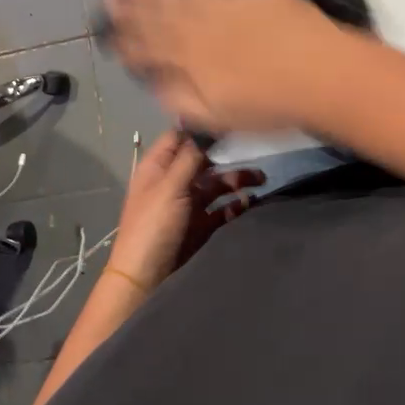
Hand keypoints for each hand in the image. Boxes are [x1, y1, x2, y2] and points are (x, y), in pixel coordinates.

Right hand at [103, 0, 360, 133]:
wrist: (322, 73)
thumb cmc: (272, 104)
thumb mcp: (218, 116)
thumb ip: (180, 99)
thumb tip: (154, 83)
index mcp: (189, 60)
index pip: (148, 46)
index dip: (126, 37)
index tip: (108, 29)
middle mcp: (198, 25)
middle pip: (156, 11)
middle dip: (129, 1)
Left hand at [108, 131, 265, 288]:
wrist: (144, 281)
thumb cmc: (153, 227)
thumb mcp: (170, 187)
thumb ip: (189, 158)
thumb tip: (204, 129)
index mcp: (158, 167)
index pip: (180, 138)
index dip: (202, 131)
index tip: (231, 123)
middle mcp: (173, 182)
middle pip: (203, 161)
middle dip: (227, 158)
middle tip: (255, 153)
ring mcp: (187, 205)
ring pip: (215, 185)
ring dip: (236, 181)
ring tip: (260, 181)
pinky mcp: (199, 227)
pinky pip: (221, 211)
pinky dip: (235, 206)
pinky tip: (249, 204)